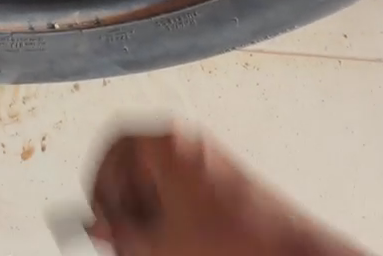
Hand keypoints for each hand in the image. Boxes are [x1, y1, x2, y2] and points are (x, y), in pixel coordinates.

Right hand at [89, 129, 367, 255]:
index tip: (100, 218)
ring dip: (144, 213)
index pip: (114, 147)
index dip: (100, 185)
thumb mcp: (158, 241)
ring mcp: (204, 157)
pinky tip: (172, 242)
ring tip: (148, 245)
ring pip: (155, 180)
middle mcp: (183, 139)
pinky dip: (167, 215)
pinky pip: (178, 190)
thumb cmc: (227, 240)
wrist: (289, 253)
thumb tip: (94, 225)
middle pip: (133, 163)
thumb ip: (119, 232)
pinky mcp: (221, 179)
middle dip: (123, 204)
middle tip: (120, 238)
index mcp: (164, 140)